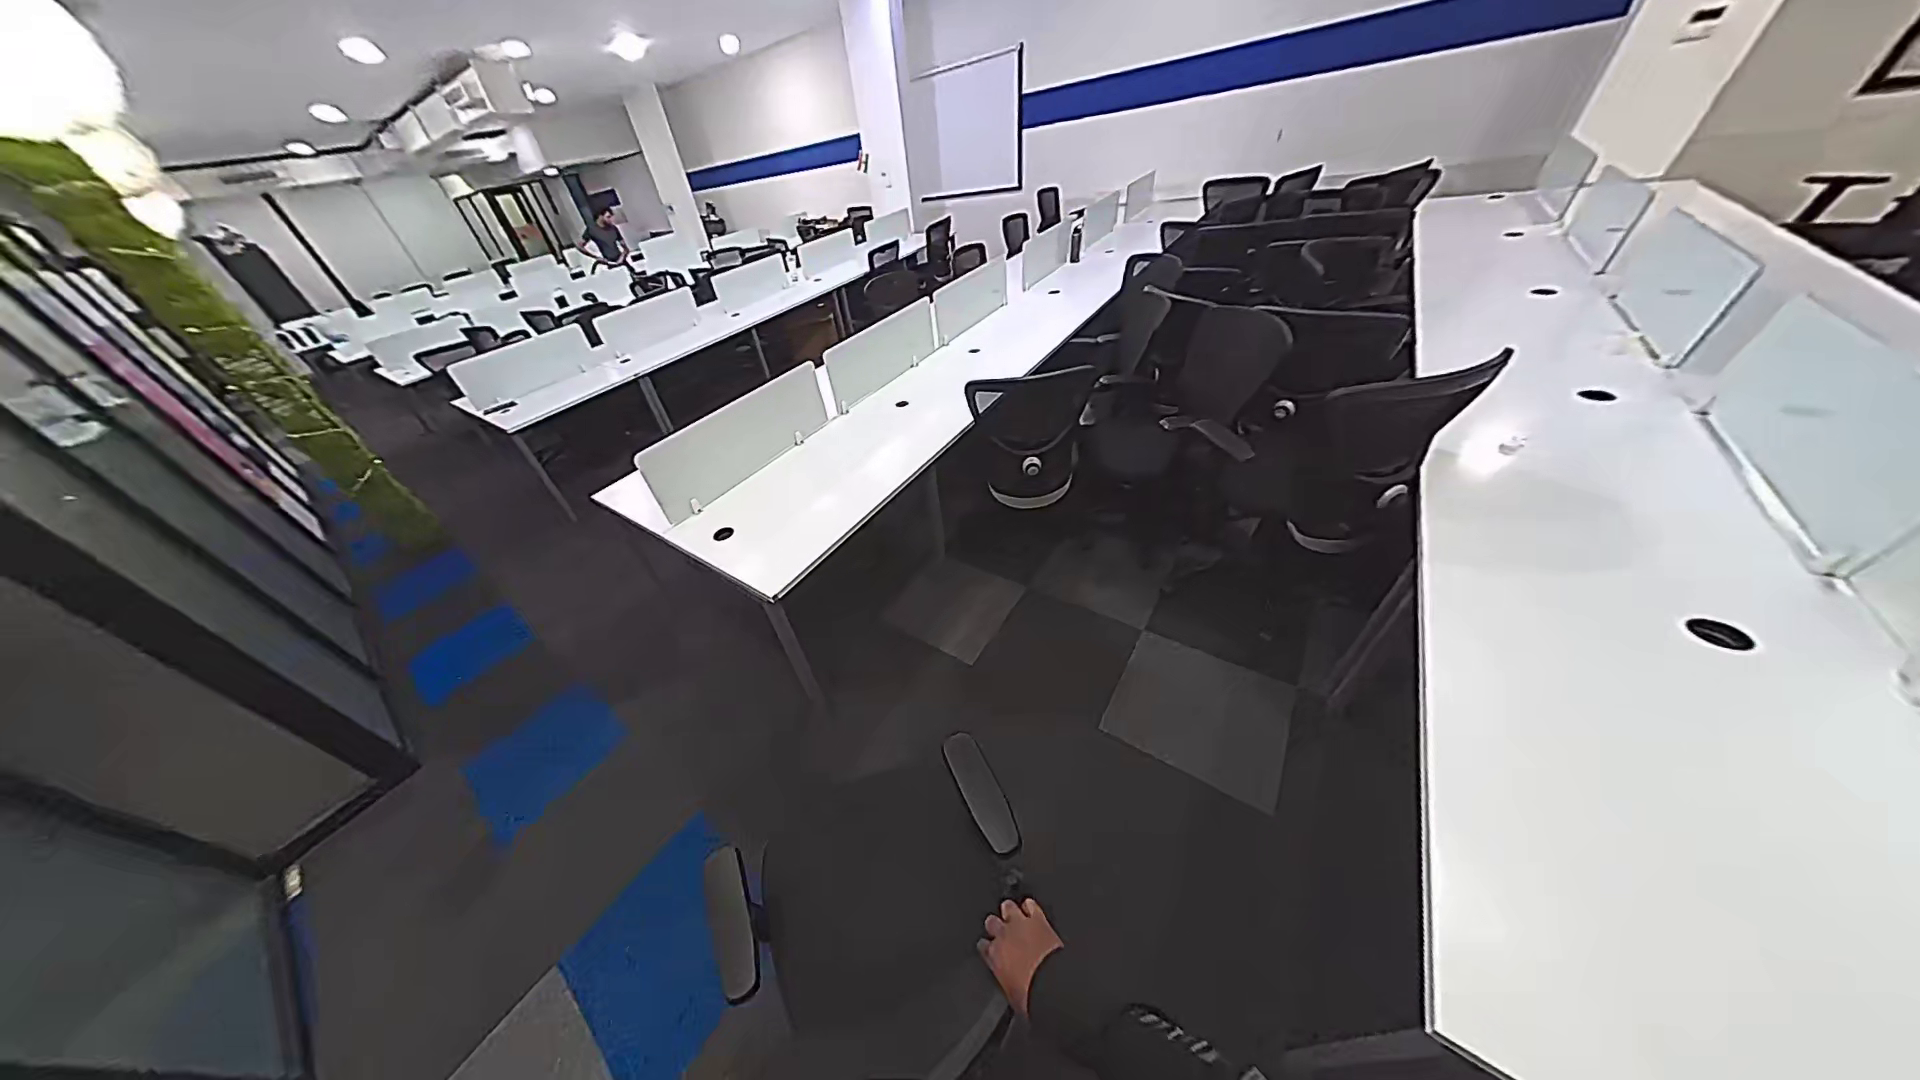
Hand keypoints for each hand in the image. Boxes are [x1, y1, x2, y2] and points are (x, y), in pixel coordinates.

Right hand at [977, 898, 1062, 1016]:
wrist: (1052, 986)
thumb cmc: (1030, 996)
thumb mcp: (1012, 994)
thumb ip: (1007, 980)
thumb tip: (1012, 985)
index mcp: (994, 958)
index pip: (983, 946)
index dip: (987, 946)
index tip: (989, 948)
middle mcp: (1003, 937)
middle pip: (991, 922)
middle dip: (996, 925)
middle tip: (1001, 929)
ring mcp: (1020, 924)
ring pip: (1008, 906)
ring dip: (1010, 911)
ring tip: (1013, 913)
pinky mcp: (1038, 919)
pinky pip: (1030, 904)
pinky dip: (1030, 906)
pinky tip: (1031, 907)